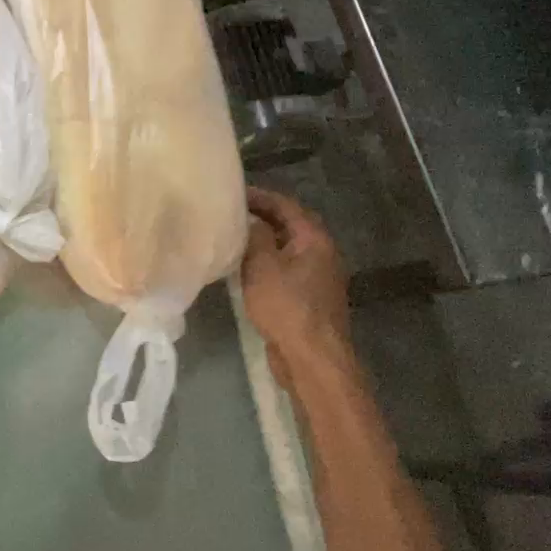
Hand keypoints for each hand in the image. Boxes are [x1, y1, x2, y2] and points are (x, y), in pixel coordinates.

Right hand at [242, 187, 350, 366]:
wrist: (312, 358)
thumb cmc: (286, 306)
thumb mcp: (262, 265)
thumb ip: (256, 237)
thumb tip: (251, 221)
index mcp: (314, 239)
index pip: (285, 205)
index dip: (259, 196)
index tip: (231, 192)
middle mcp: (321, 253)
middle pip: (289, 225)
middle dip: (260, 216)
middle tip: (228, 212)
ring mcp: (316, 277)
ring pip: (286, 247)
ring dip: (261, 239)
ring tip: (231, 236)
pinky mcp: (307, 297)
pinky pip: (284, 268)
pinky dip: (265, 260)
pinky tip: (243, 266)